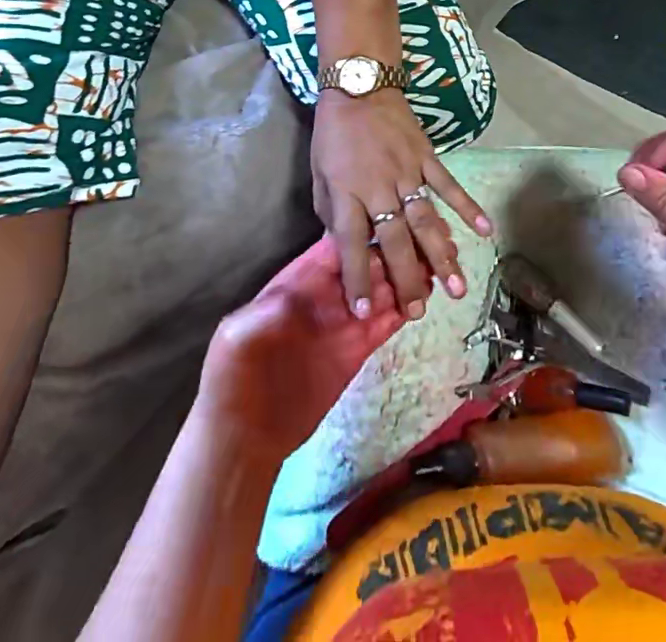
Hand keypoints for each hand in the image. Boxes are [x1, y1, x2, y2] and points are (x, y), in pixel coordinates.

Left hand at [196, 237, 407, 459]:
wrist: (244, 435)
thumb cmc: (233, 380)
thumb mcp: (237, 338)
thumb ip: (264, 313)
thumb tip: (293, 297)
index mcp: (294, 284)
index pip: (333, 251)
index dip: (360, 239)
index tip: (390, 230)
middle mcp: (322, 297)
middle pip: (363, 267)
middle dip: (391, 256)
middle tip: (425, 250)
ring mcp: (341, 323)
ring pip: (379, 293)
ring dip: (403, 281)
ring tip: (432, 271)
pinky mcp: (355, 350)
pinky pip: (383, 323)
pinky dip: (403, 310)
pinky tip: (423, 300)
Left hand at [311, 89, 491, 320]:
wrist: (360, 87)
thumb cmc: (333, 134)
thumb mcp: (318, 173)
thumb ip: (330, 210)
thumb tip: (342, 244)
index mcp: (347, 193)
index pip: (352, 244)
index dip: (358, 278)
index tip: (365, 311)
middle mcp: (379, 188)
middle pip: (395, 240)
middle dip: (407, 278)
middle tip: (419, 311)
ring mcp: (407, 173)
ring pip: (427, 220)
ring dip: (442, 255)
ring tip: (457, 287)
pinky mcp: (427, 158)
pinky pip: (449, 186)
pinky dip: (468, 207)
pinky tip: (485, 230)